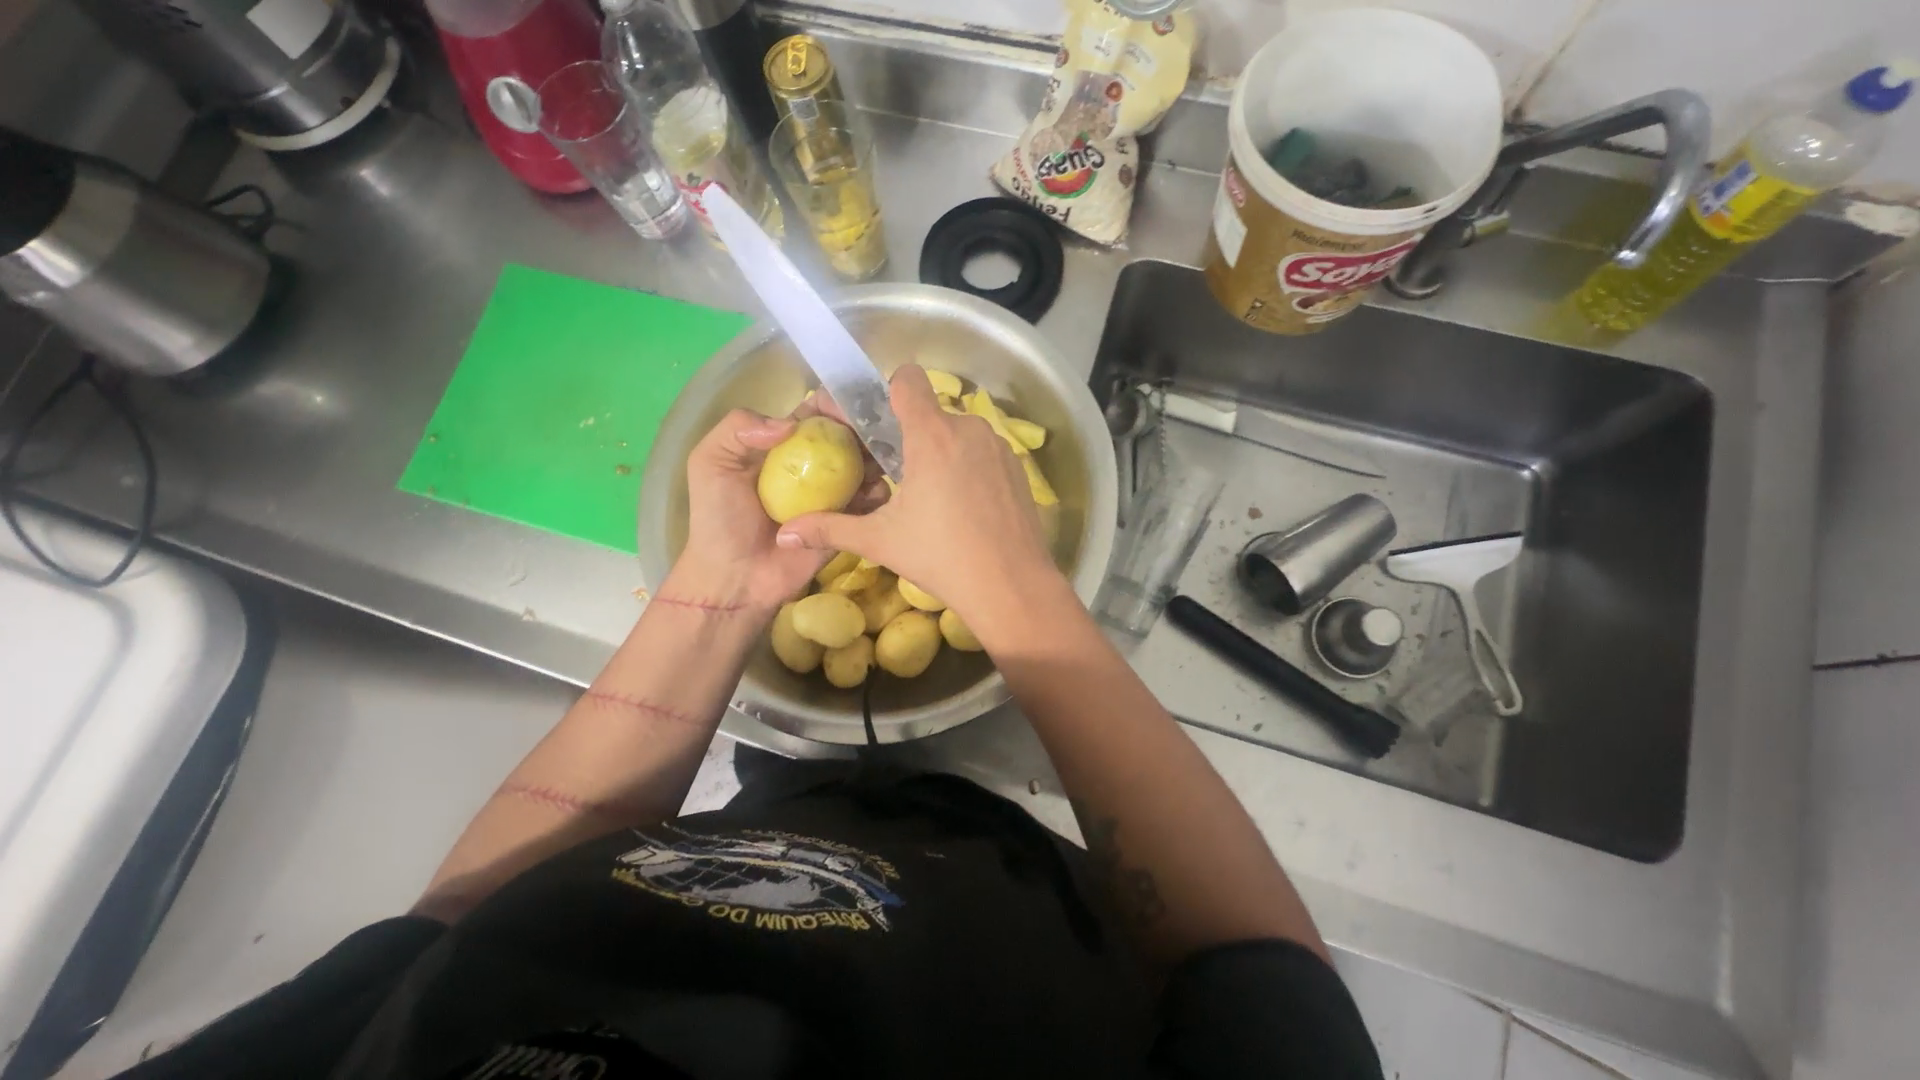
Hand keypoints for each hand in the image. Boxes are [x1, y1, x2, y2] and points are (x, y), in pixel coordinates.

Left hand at [675, 400, 867, 612]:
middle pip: (849, 437)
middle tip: (874, 435)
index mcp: (784, 445)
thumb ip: (737, 427)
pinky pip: (873, 504)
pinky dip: (879, 493)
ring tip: (877, 462)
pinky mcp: (848, 524)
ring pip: (867, 466)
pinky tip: (873, 493)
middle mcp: (814, 466)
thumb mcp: (710, 462)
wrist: (734, 578)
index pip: (817, 415)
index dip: (835, 404)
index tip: (848, 409)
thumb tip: (790, 424)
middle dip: (865, 430)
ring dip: (877, 458)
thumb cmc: (719, 519)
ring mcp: (834, 495)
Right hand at [774, 366, 1063, 634]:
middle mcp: (968, 429)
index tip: (877, 422)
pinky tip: (962, 507)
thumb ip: (830, 529)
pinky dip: (968, 468)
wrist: (1011, 585)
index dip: (888, 391)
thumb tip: (785, 534)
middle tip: (895, 473)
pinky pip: (983, 453)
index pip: (908, 379)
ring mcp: (998, 447)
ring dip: (941, 452)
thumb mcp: (880, 542)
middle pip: (931, 412)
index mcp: (931, 435)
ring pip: (959, 434)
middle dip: (911, 434)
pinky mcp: (1018, 468)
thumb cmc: (941, 557)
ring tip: (930, 495)